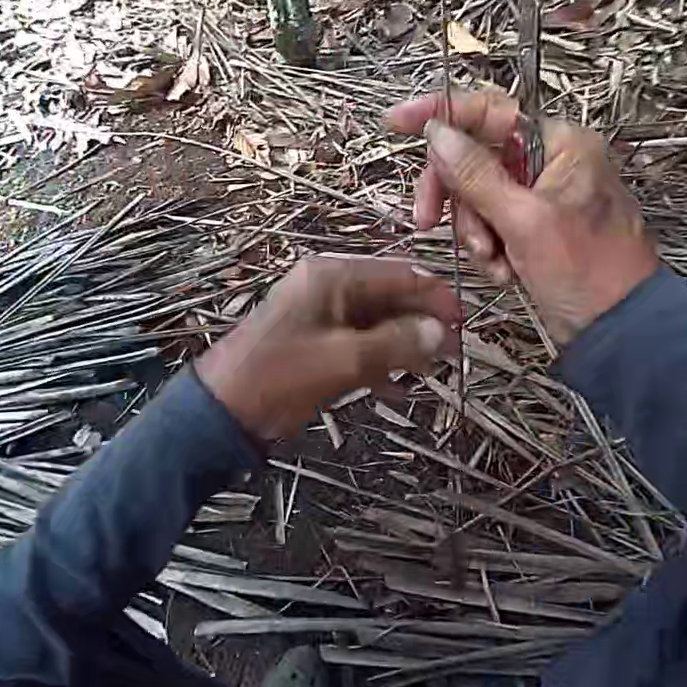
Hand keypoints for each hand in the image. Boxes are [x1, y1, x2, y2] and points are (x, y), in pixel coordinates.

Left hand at [196, 257, 459, 441]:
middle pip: (390, 297)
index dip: (435, 297)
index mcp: (332, 277)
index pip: (399, 275)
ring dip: (403, 344)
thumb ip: (395, 344)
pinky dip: (379, 361)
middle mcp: (329, 288)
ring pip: (378, 322)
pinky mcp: (317, 342)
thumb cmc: (279, 377)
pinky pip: (359, 343)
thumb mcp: (343, 360)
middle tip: (451, 354)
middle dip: (421, 323)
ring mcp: (322, 315)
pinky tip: (394, 386)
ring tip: (429, 370)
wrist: (223, 411)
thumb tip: (440, 332)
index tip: (463, 324)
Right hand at [387, 90, 657, 344]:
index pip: (490, 112)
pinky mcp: (529, 229)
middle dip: (456, 197)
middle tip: (428, 219)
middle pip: (473, 159)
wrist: (618, 329)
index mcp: (560, 144)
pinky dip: (487, 249)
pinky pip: (486, 226)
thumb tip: (438, 133)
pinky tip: (506, 270)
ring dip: (474, 232)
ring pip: (474, 198)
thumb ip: (476, 174)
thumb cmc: (588, 272)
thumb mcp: (525, 221)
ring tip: (495, 260)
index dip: (441, 114)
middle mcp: (548, 164)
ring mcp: (537, 198)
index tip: (398, 120)